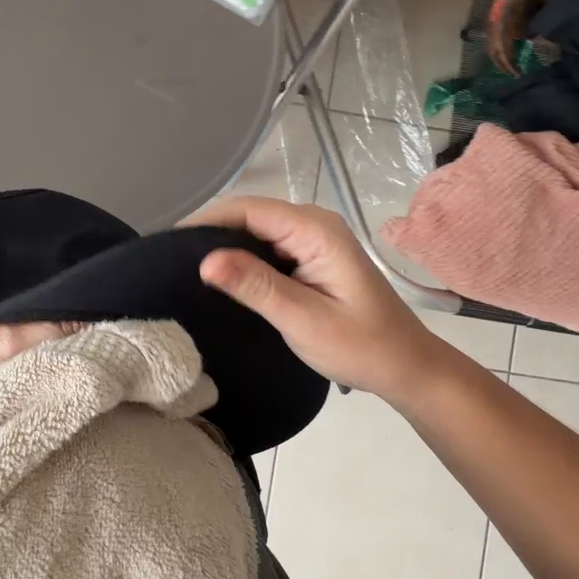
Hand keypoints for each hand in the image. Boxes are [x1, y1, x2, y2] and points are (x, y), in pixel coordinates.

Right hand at [190, 195, 461, 405]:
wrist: (408, 368)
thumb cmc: (362, 347)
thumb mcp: (304, 320)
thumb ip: (255, 286)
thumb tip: (205, 260)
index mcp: (315, 229)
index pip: (249, 210)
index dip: (207, 221)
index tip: (170, 243)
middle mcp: (313, 222)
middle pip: (249, 213)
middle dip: (211, 230)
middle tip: (170, 257)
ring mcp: (312, 236)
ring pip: (254, 228)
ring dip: (224, 243)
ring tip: (184, 264)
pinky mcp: (309, 253)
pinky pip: (266, 243)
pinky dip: (241, 255)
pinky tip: (221, 274)